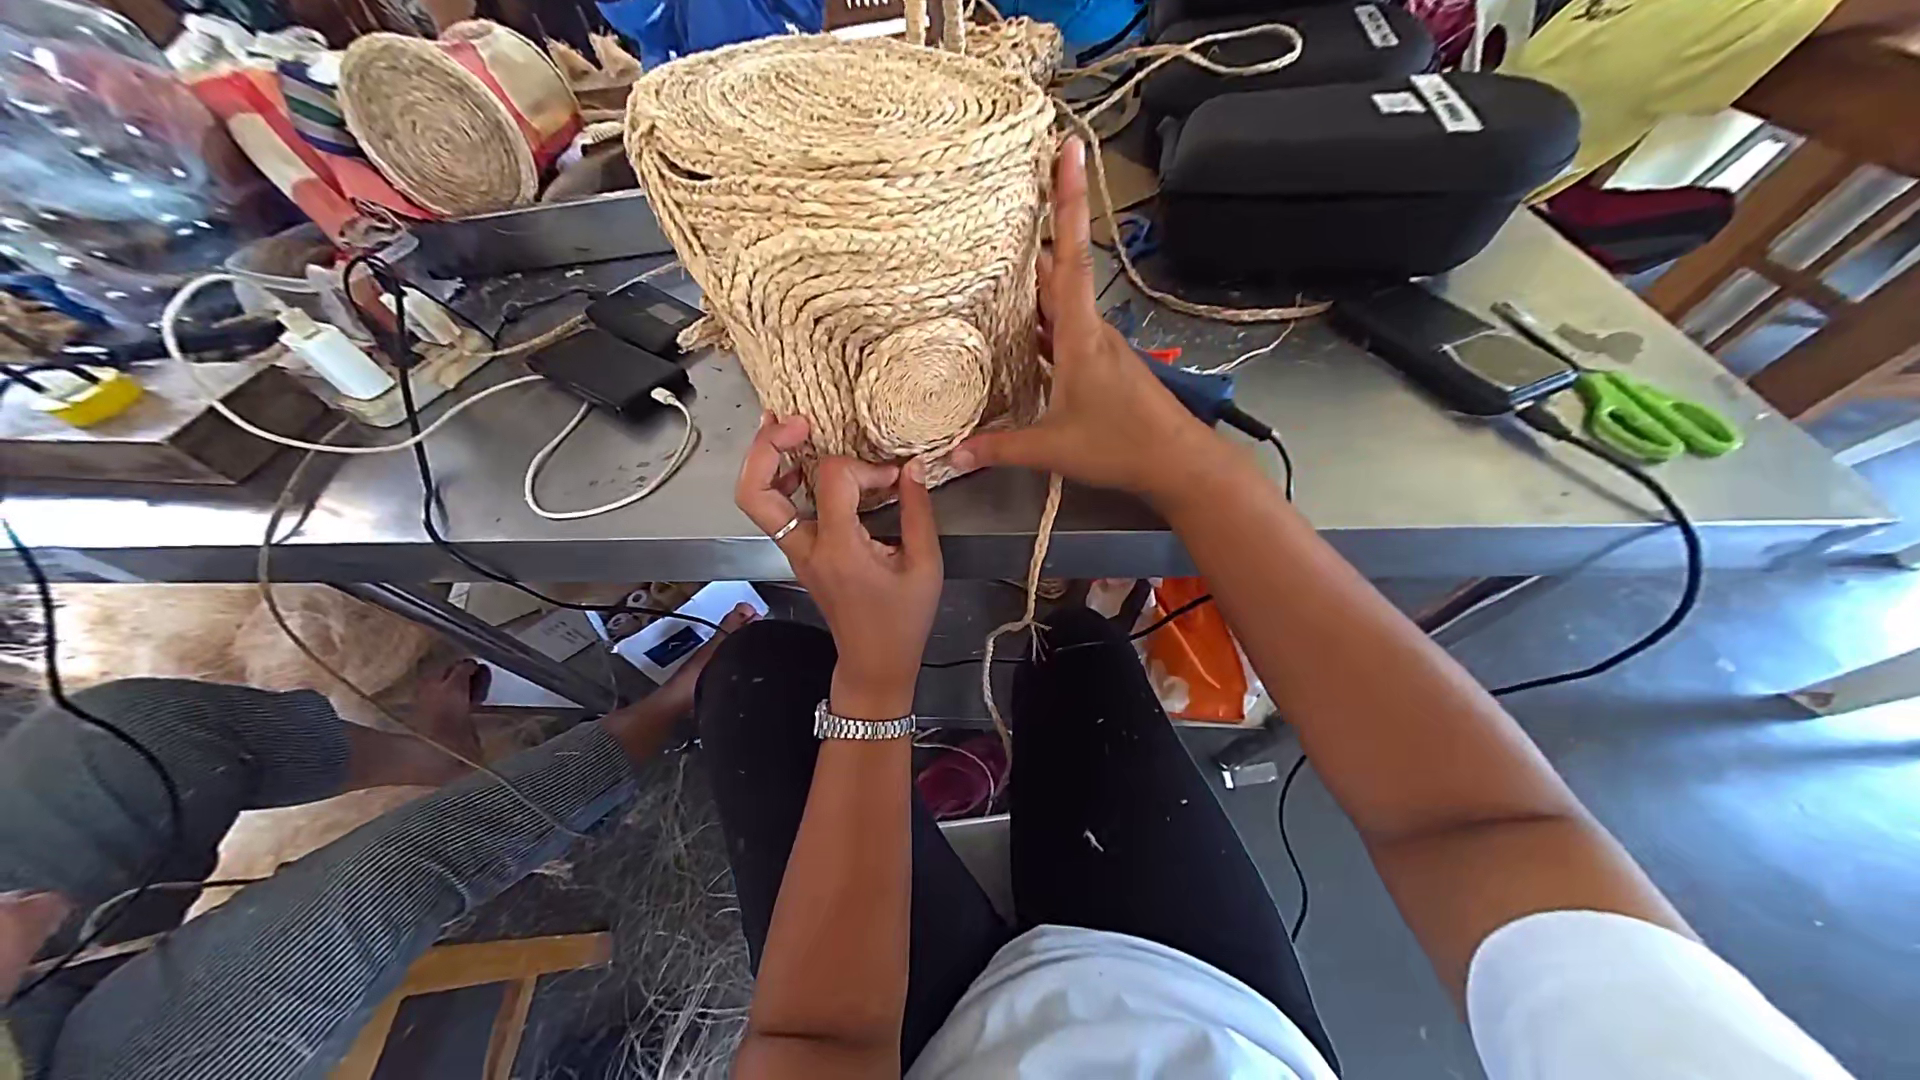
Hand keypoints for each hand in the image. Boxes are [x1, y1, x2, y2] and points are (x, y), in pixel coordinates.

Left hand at [735, 413, 941, 717]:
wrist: (875, 662)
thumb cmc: (903, 619)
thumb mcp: (925, 565)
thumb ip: (918, 511)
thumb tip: (911, 467)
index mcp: (839, 549)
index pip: (833, 480)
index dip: (864, 467)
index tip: (893, 479)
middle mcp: (806, 547)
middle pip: (756, 491)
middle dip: (768, 447)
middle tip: (796, 421)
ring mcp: (796, 551)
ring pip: (755, 499)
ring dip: (765, 459)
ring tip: (786, 428)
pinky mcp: (799, 552)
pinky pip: (774, 509)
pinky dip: (778, 479)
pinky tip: (797, 462)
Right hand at [950, 136, 1223, 501]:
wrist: (1176, 461)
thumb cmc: (1120, 445)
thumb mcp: (1053, 447)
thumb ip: (999, 448)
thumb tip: (951, 456)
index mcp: (1080, 335)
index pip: (1071, 256)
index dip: (1067, 200)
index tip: (1069, 147)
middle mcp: (1091, 329)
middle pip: (1061, 270)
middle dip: (1040, 229)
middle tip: (1008, 195)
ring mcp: (1097, 345)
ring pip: (1061, 300)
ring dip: (1036, 277)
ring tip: (1000, 255)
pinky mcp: (1099, 363)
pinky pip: (1064, 328)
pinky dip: (1041, 318)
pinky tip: (1019, 326)